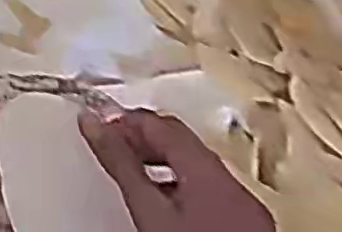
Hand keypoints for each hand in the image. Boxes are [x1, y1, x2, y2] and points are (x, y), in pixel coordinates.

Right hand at [80, 109, 273, 231]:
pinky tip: (165, 202)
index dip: (123, 120)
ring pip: (196, 165)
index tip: (98, 124)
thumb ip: (119, 161)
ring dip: (162, 161)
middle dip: (142, 137)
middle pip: (179, 139)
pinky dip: (182, 185)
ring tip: (133, 172)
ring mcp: (246, 207)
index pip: (157, 123)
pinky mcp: (250, 227)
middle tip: (113, 144)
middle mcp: (233, 183)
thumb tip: (91, 121)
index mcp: (208, 167)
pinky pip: (211, 190)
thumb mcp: (147, 208)